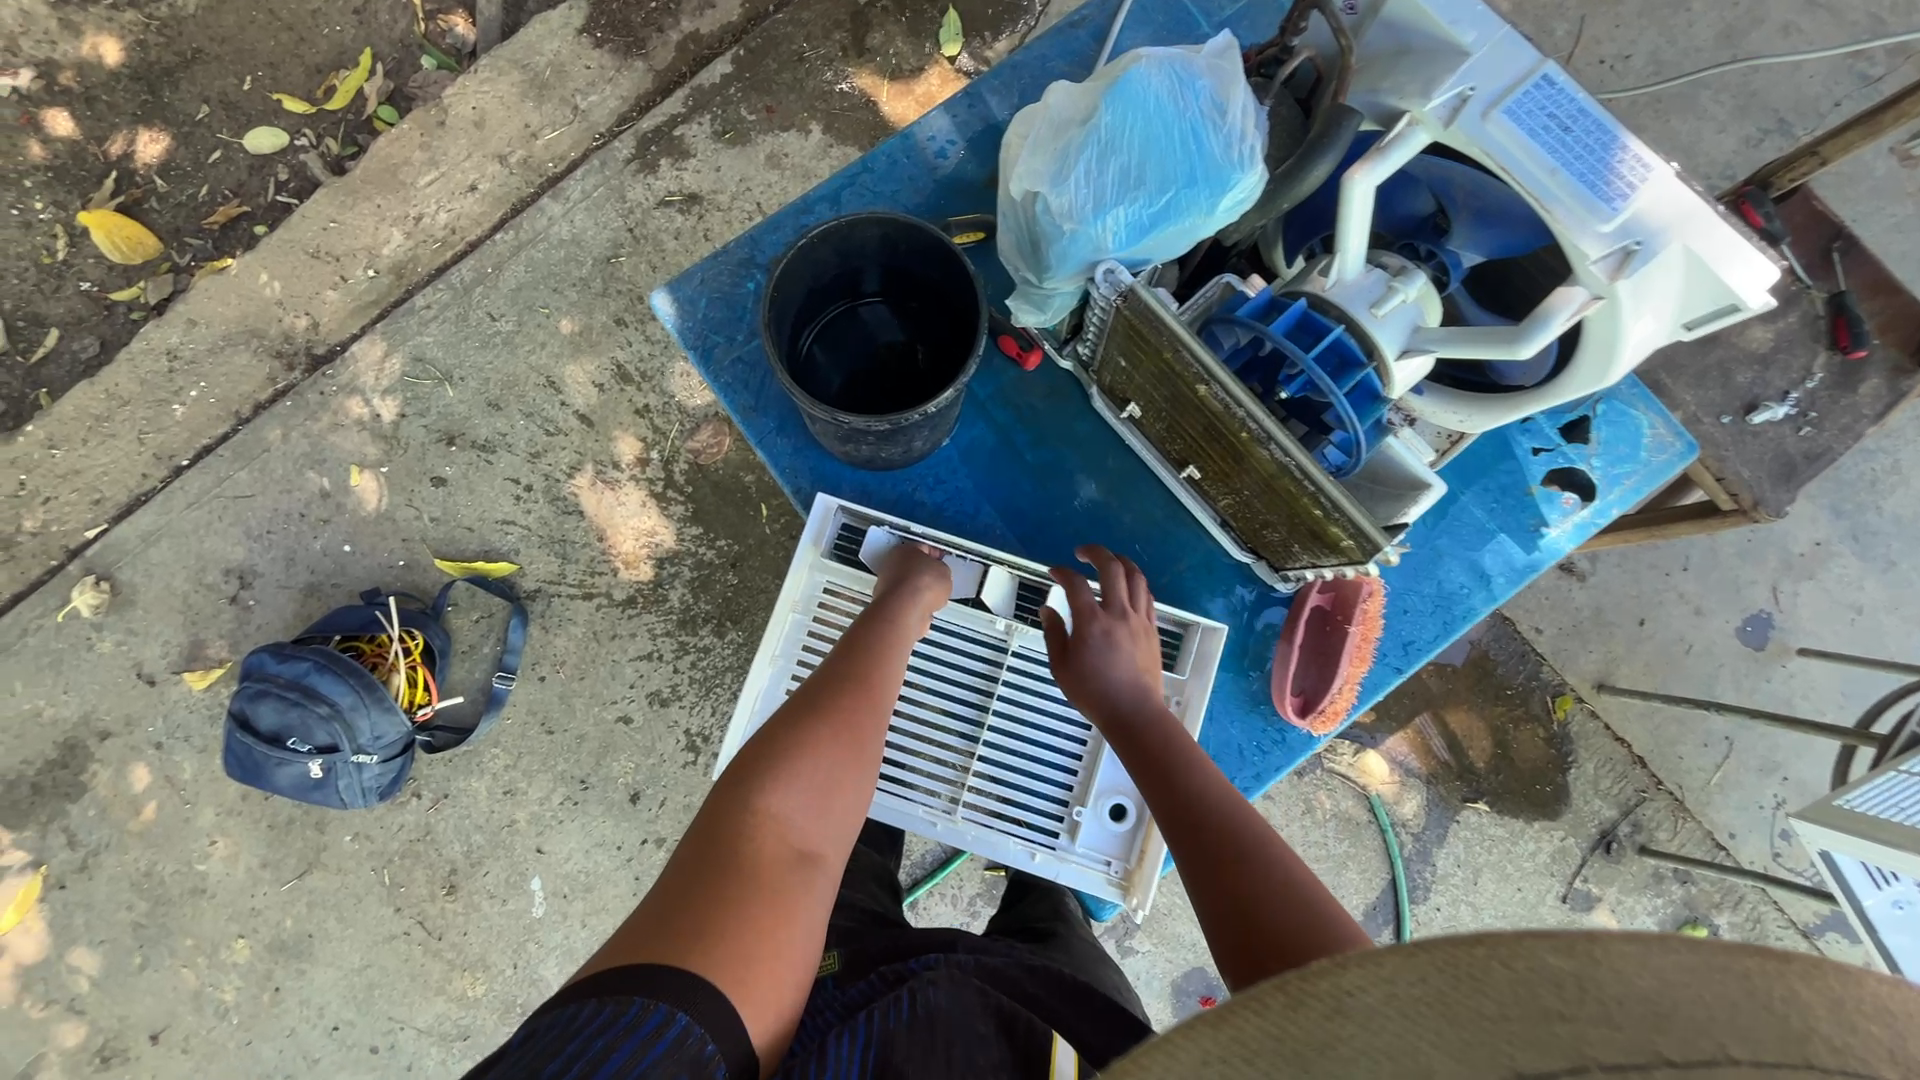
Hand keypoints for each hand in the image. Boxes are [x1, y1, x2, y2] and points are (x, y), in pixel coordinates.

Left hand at [870, 542, 951, 636]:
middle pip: (913, 567)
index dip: (936, 554)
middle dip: (926, 573)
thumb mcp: (945, 570)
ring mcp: (889, 586)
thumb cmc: (919, 585)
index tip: (943, 560)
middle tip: (939, 579)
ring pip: (909, 586)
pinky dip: (917, 606)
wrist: (907, 610)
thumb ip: (942, 568)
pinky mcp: (891, 605)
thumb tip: (943, 574)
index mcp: (904, 550)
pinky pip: (908, 603)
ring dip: (920, 591)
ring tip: (933, 596)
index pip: (923, 547)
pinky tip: (925, 608)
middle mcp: (892, 566)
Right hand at [1039, 545, 1167, 730]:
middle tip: (1082, 552)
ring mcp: (1139, 619)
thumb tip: (1047, 609)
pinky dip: (1136, 583)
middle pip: (1111, 567)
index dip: (1062, 571)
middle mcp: (1118, 613)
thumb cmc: (1093, 693)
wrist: (1134, 712)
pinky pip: (1147, 595)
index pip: (1075, 583)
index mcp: (1091, 622)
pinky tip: (1128, 585)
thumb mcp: (1061, 667)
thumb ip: (1054, 634)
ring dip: (1121, 561)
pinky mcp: (1153, 629)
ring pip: (1135, 576)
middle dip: (1095, 552)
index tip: (1053, 571)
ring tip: (1109, 559)